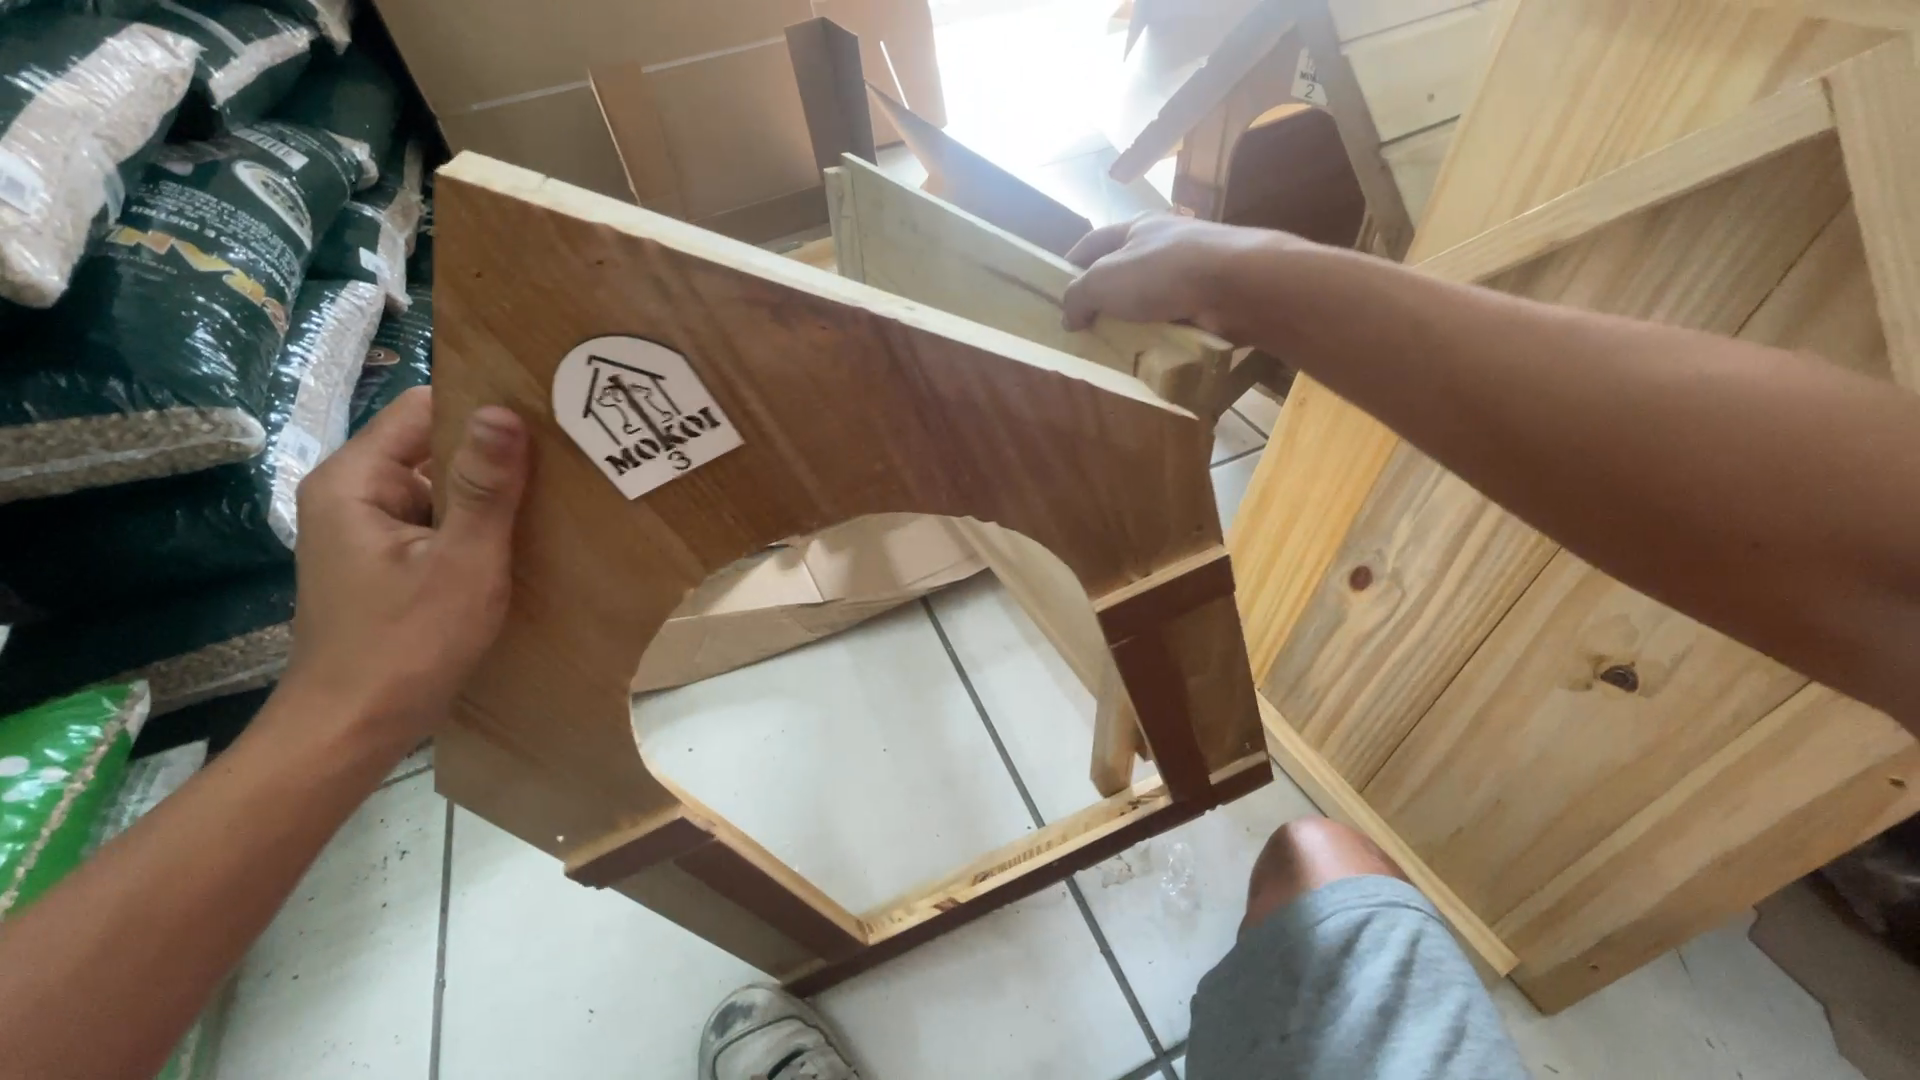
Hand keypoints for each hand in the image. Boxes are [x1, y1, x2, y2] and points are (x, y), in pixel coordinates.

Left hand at [278, 387, 528, 754]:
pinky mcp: (386, 562)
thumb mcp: (461, 563)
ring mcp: (368, 531)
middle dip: (495, 453)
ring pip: (440, 489)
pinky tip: (525, 537)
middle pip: (432, 448)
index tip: (545, 413)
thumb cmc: (407, 644)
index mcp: (356, 481)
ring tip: (558, 493)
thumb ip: (483, 488)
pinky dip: (477, 526)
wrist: (353, 729)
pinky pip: (438, 524)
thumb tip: (505, 411)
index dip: (480, 405)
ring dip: (490, 494)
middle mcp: (354, 495)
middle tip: (566, 455)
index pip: (422, 410)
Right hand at [1061, 214, 1309, 336]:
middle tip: (1084, 328)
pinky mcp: (1211, 298)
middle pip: (1123, 270)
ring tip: (1115, 348)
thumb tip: (1068, 317)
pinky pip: (1176, 318)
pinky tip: (1151, 353)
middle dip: (1104, 297)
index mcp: (1136, 227)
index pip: (1092, 241)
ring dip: (1134, 320)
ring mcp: (1192, 270)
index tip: (1057, 289)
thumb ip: (1078, 296)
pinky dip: (1162, 334)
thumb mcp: (1104, 281)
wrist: (1238, 285)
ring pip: (1151, 297)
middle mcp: (1164, 243)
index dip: (1072, 263)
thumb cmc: (1163, 272)